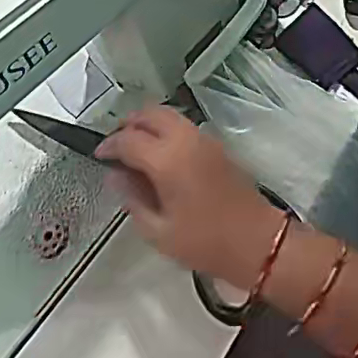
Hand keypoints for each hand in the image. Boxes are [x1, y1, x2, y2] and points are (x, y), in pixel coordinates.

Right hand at [96, 106, 283, 283]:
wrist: (258, 243)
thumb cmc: (205, 242)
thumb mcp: (159, 232)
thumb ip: (133, 199)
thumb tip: (116, 176)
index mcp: (167, 159)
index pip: (128, 139)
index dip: (109, 145)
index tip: (99, 156)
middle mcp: (184, 139)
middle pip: (149, 113)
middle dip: (128, 124)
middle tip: (116, 146)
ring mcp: (202, 138)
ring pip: (167, 114)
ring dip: (147, 123)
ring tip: (136, 148)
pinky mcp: (215, 144)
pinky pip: (182, 124)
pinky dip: (164, 129)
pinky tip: (159, 154)